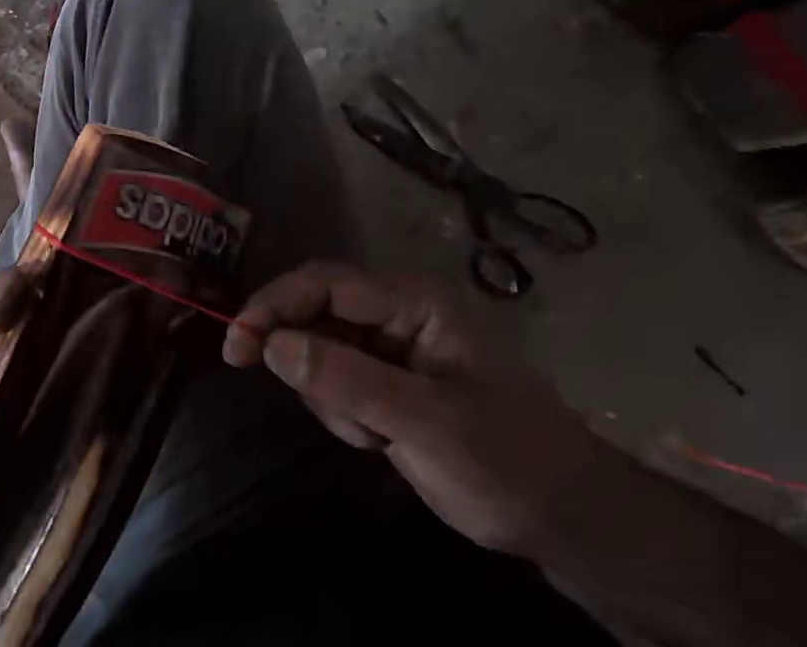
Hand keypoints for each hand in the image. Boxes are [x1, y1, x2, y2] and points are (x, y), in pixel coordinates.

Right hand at [221, 261, 603, 554]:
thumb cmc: (510, 462)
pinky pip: (328, 377)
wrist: (569, 522)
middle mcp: (395, 312)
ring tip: (371, 435)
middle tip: (304, 400)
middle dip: (299, 356)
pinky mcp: (381, 378)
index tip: (237, 345)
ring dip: (324, 393)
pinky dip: (337, 410)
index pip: (322, 283)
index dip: (272, 306)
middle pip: (310, 310)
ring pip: (312, 347)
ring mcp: (387, 346)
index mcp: (414, 302)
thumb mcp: (427, 423)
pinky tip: (377, 439)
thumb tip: (271, 343)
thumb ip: (346, 379)